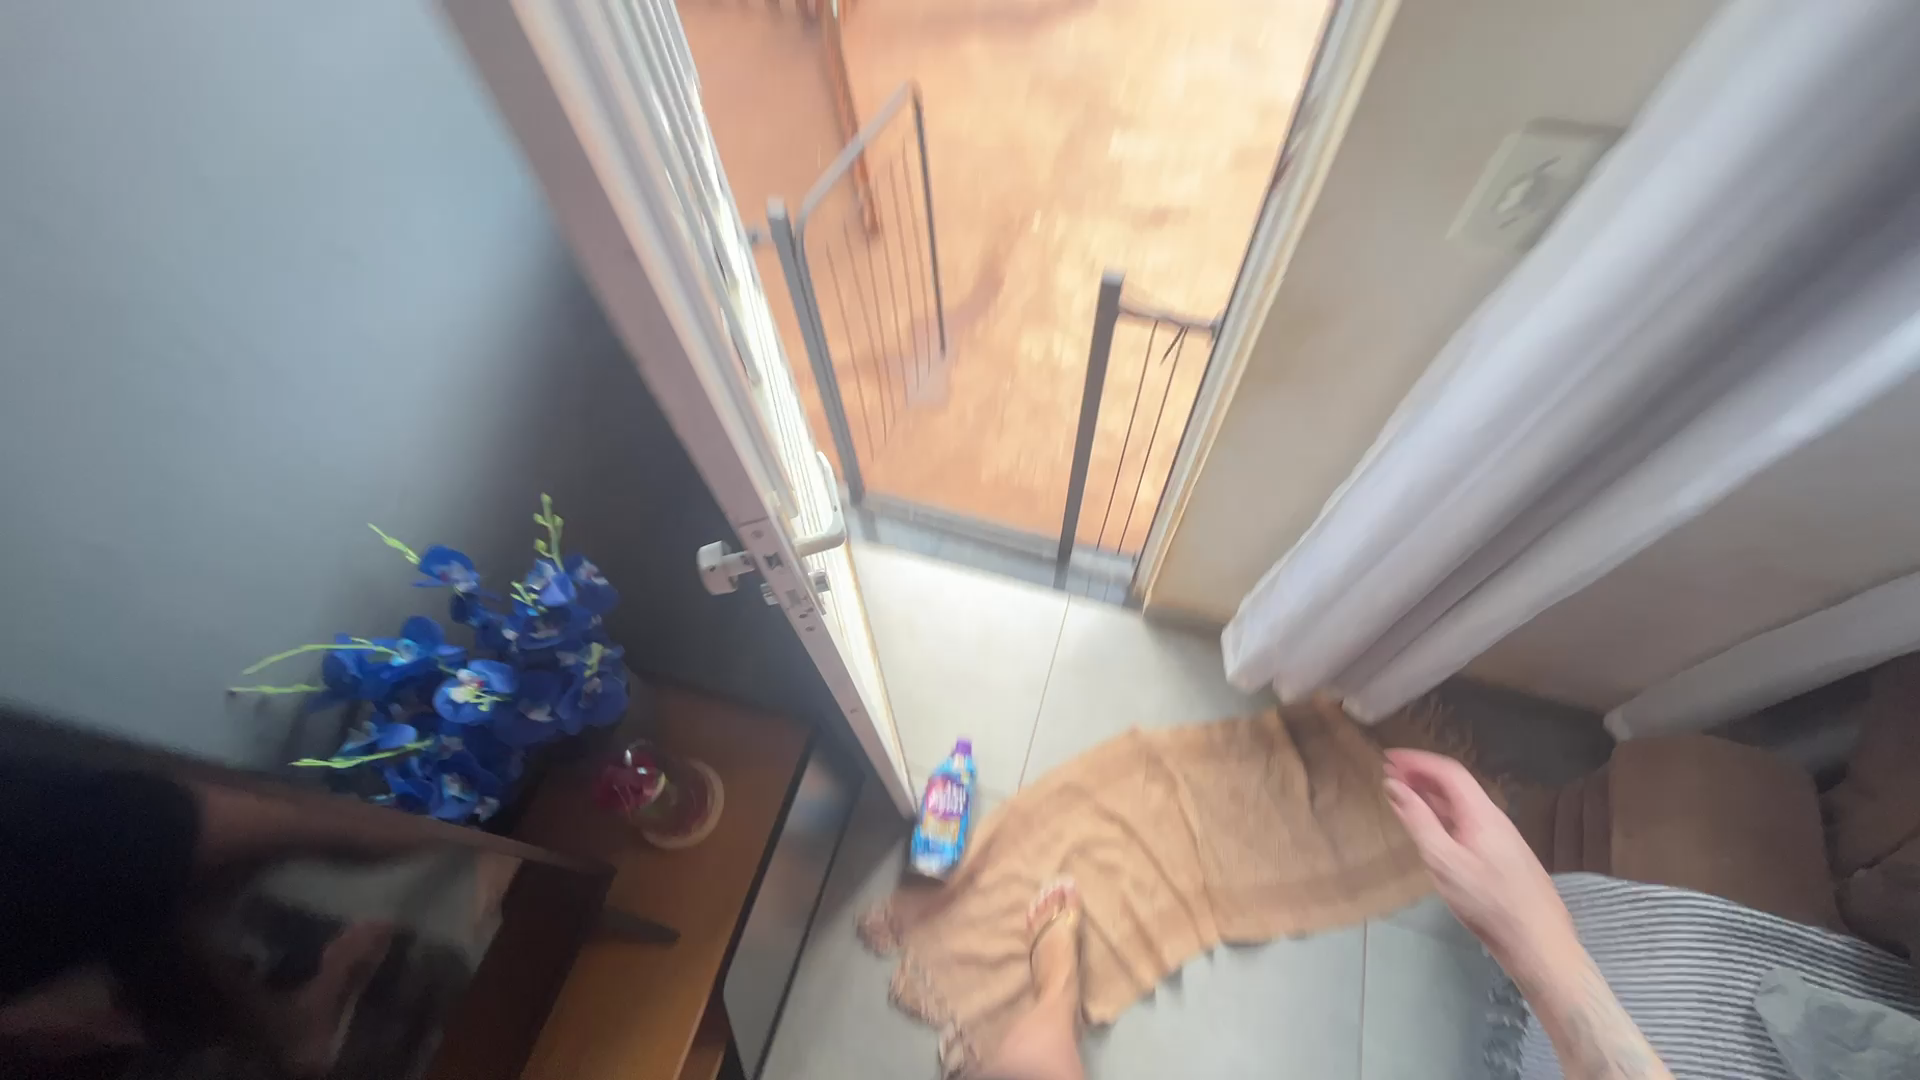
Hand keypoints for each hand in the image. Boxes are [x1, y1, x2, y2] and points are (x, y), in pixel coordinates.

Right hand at [1382, 749, 1574, 972]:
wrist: (1540, 946)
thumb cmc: (1487, 902)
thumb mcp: (1442, 860)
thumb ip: (1417, 819)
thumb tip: (1393, 785)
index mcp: (1481, 814)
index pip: (1448, 771)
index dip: (1417, 760)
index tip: (1388, 758)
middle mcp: (1494, 819)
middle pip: (1456, 784)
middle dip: (1421, 774)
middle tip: (1390, 775)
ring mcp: (1502, 838)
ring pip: (1462, 804)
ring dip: (1431, 794)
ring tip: (1403, 795)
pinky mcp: (1503, 856)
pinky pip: (1467, 821)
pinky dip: (1442, 813)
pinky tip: (1431, 826)